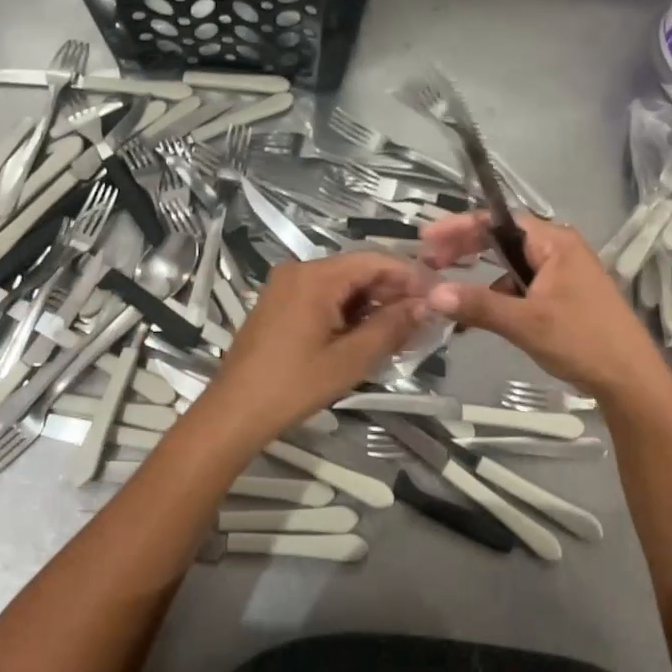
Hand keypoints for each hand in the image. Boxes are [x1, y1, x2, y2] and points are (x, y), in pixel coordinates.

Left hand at [197, 251, 431, 447]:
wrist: (235, 411)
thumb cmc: (294, 385)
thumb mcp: (351, 359)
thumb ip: (391, 327)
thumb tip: (425, 305)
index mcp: (316, 276)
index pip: (375, 260)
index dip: (409, 276)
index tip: (436, 298)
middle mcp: (299, 270)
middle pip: (357, 269)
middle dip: (391, 292)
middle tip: (422, 320)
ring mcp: (285, 285)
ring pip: (341, 284)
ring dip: (370, 303)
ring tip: (398, 332)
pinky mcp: (278, 303)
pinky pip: (322, 295)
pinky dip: (346, 310)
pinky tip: (364, 335)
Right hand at [420, 212, 670, 400]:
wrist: (631, 380)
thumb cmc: (582, 341)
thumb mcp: (525, 322)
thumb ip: (478, 305)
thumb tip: (432, 294)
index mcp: (554, 242)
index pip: (498, 221)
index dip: (460, 227)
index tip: (427, 238)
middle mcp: (558, 249)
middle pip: (502, 239)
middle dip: (464, 249)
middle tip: (429, 261)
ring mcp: (562, 273)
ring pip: (510, 265)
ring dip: (479, 275)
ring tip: (445, 291)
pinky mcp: (563, 296)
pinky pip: (521, 286)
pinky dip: (497, 295)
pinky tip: (475, 314)